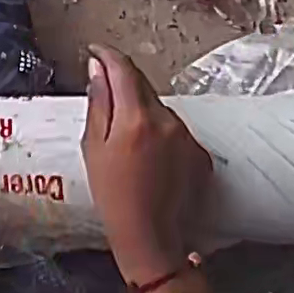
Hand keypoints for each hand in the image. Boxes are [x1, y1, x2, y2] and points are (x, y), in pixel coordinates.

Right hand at [81, 45, 215, 285]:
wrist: (152, 241)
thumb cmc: (114, 196)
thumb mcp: (93, 145)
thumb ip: (98, 101)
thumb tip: (97, 67)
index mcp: (136, 117)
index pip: (122, 67)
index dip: (106, 54)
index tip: (94, 51)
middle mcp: (167, 120)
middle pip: (142, 84)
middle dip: (122, 82)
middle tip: (103, 93)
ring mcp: (187, 137)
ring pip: (159, 106)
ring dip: (142, 107)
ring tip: (125, 135)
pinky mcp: (200, 154)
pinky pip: (175, 128)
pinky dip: (160, 130)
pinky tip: (148, 153)